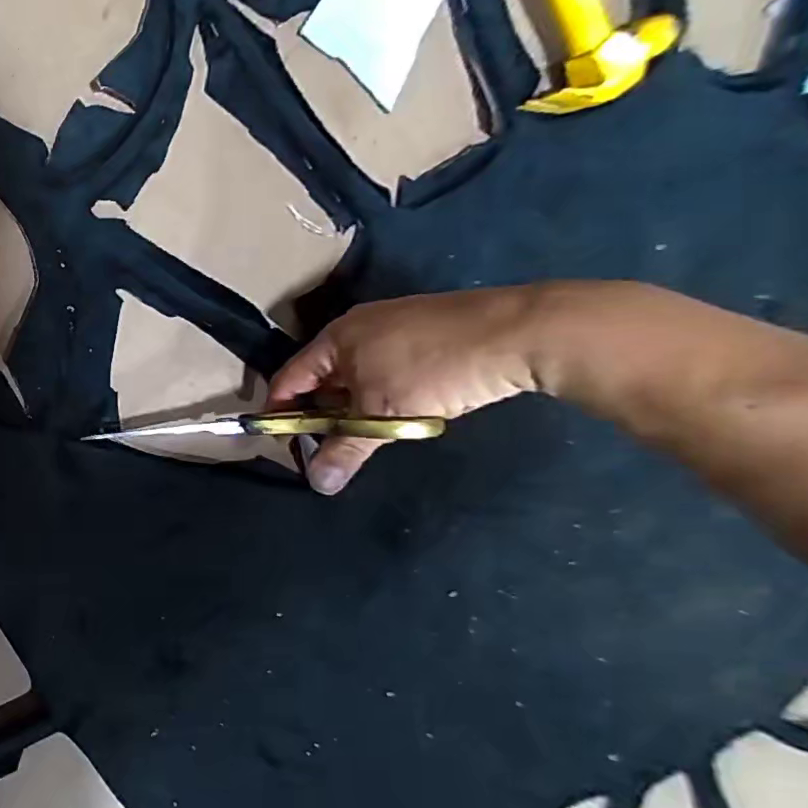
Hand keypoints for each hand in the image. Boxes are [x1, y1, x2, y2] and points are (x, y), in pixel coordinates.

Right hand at [268, 286, 552, 493]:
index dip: (281, 413)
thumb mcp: (385, 416)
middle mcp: (356, 326)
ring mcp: (393, 323)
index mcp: (334, 339)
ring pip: (357, 372)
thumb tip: (318, 484)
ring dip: (356, 403)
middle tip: (331, 445)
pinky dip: (384, 390)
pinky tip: (405, 408)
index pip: (287, 380)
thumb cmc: (436, 369)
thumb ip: (347, 449)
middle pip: (321, 376)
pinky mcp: (426, 328)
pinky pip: (387, 364)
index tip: (287, 444)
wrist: (526, 331)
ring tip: (370, 431)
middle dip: (322, 412)